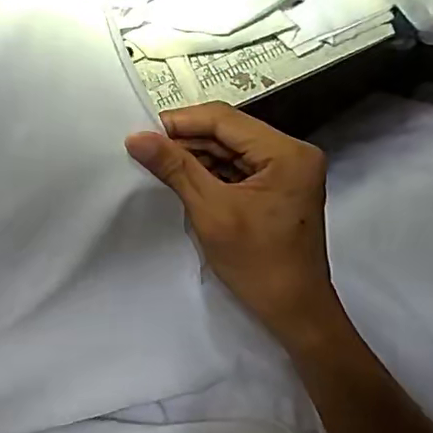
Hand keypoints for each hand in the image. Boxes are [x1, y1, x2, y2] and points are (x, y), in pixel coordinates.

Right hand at [125, 102, 339, 337]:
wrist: (295, 313)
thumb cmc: (259, 264)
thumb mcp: (211, 210)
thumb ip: (175, 168)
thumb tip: (137, 138)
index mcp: (286, 153)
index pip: (224, 119)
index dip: (181, 122)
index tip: (143, 130)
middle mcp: (292, 154)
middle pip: (228, 132)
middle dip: (186, 139)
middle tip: (145, 147)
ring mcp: (287, 171)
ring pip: (230, 149)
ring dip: (195, 155)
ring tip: (156, 162)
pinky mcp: (277, 188)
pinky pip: (237, 168)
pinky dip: (209, 172)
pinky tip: (181, 177)